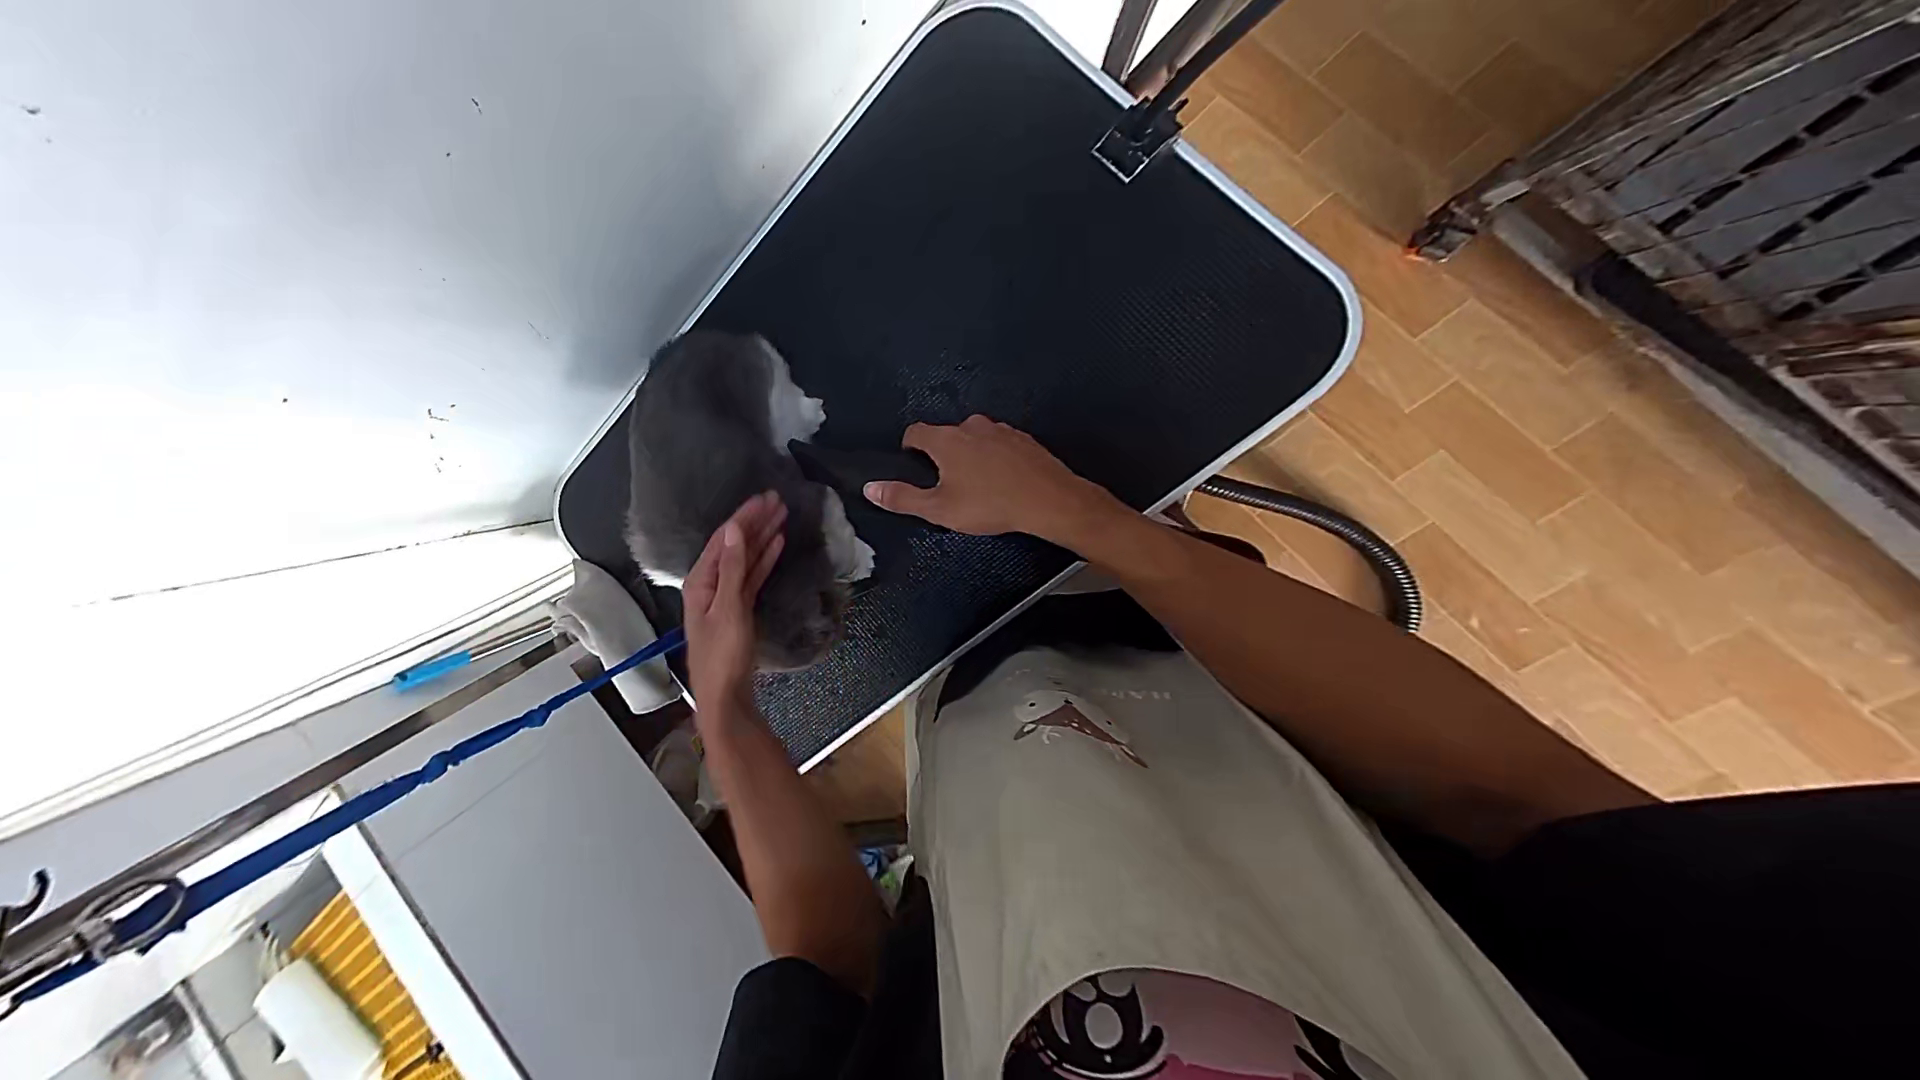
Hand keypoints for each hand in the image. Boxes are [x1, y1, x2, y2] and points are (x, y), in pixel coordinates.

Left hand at [682, 491, 786, 715]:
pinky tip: (775, 546)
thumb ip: (731, 569)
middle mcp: (710, 584)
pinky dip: (763, 559)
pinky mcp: (739, 608)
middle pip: (734, 545)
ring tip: (780, 516)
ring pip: (745, 558)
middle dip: (754, 522)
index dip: (744, 518)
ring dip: (761, 537)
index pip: (723, 540)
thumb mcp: (728, 609)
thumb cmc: (722, 656)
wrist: (725, 694)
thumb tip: (732, 531)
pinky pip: (751, 575)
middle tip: (776, 500)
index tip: (763, 499)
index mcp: (701, 582)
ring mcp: (725, 596)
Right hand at [862, 415, 1125, 544]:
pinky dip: (996, 456)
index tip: (911, 460)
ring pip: (976, 437)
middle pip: (947, 434)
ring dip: (972, 453)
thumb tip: (871, 488)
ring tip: (977, 482)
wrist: (1047, 499)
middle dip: (943, 453)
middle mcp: (972, 427)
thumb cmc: (991, 504)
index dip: (909, 446)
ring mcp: (1000, 429)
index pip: (916, 432)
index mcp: (946, 440)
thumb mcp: (940, 509)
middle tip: (946, 481)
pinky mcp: (1023, 438)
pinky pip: (1000, 443)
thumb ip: (903, 498)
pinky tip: (1002, 478)